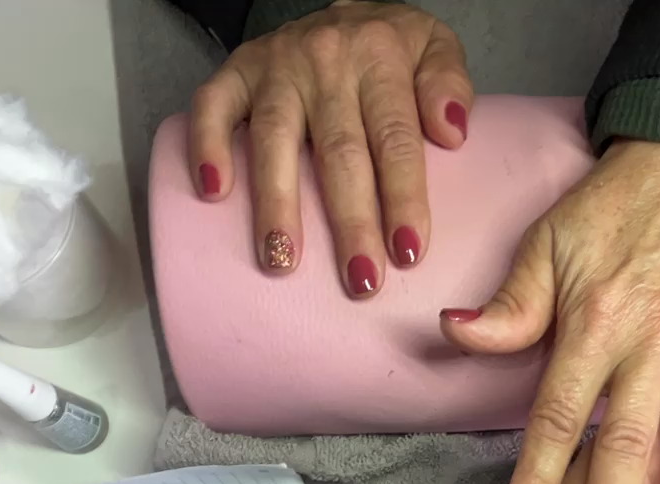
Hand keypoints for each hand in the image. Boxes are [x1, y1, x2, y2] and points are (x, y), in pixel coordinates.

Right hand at [190, 1, 470, 294]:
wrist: (345, 12)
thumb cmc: (392, 52)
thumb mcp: (434, 48)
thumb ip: (449, 84)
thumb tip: (452, 132)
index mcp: (381, 59)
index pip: (395, 139)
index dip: (402, 199)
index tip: (407, 253)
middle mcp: (327, 61)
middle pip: (340, 153)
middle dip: (350, 223)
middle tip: (359, 282)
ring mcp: (277, 67)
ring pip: (274, 139)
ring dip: (277, 205)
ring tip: (282, 262)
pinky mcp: (238, 70)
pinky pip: (213, 104)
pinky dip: (207, 145)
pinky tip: (213, 193)